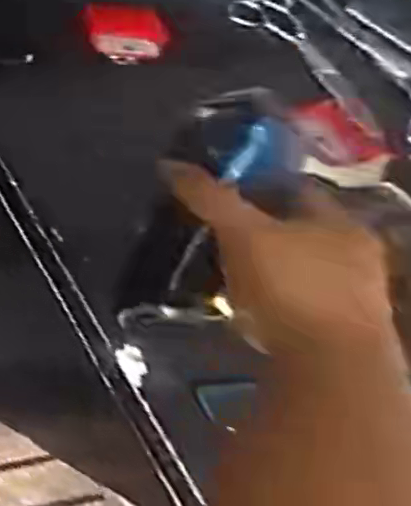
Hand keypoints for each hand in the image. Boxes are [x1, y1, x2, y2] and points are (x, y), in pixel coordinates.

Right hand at [164, 162, 398, 364]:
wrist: (328, 360)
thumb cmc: (291, 284)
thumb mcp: (239, 230)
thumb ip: (206, 194)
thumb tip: (170, 163)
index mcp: (342, 224)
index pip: (292, 184)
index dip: (250, 176)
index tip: (208, 177)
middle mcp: (354, 250)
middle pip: (289, 218)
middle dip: (248, 213)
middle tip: (204, 209)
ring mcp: (348, 285)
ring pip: (287, 249)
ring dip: (252, 245)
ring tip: (210, 242)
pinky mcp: (330, 312)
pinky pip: (286, 279)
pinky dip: (259, 273)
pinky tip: (231, 275)